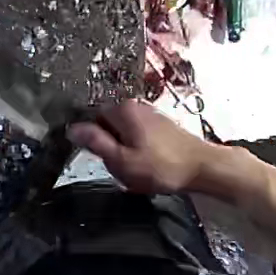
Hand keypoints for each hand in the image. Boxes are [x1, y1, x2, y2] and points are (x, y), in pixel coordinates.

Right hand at [68, 100, 227, 193]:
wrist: (203, 168)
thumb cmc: (161, 167)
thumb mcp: (122, 160)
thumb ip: (95, 142)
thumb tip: (72, 128)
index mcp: (122, 110)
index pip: (91, 119)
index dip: (93, 141)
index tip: (103, 159)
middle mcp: (135, 105)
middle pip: (108, 126)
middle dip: (111, 147)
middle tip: (122, 167)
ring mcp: (150, 114)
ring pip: (123, 133)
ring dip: (125, 151)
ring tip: (138, 169)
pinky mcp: (161, 125)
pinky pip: (138, 136)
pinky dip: (139, 150)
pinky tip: (149, 165)